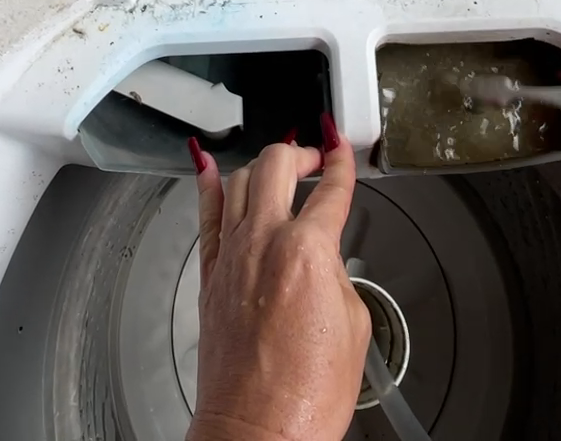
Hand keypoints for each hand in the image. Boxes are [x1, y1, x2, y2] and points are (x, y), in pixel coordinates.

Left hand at [187, 116, 368, 440]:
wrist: (257, 433)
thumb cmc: (306, 396)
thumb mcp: (354, 324)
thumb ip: (338, 272)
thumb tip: (324, 254)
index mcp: (308, 251)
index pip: (331, 188)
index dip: (341, 161)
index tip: (341, 148)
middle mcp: (264, 241)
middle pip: (277, 164)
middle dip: (300, 151)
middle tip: (313, 158)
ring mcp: (232, 254)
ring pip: (240, 179)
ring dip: (264, 166)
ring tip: (278, 169)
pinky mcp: (210, 274)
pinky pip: (206, 214)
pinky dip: (208, 183)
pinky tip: (208, 167)